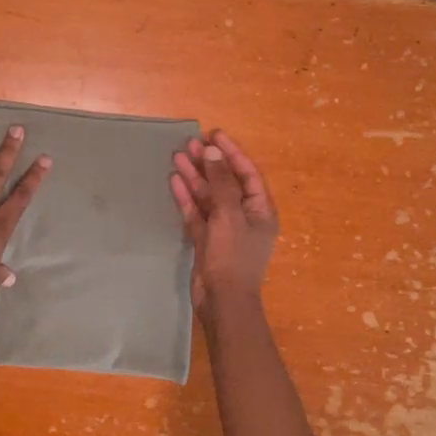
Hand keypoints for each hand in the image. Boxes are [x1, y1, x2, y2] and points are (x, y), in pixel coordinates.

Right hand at [169, 129, 277, 316]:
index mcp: (261, 211)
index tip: (214, 134)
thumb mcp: (230, 215)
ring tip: (177, 155)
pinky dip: (186, 196)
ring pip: (209, 196)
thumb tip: (213, 151)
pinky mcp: (206, 240)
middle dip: (209, 162)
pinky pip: (196, 212)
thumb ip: (221, 182)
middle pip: (226, 182)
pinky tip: (174, 179)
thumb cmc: (233, 256)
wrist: (223, 301)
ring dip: (195, 176)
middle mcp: (244, 216)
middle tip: (190, 143)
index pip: (248, 173)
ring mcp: (224, 229)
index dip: (232, 152)